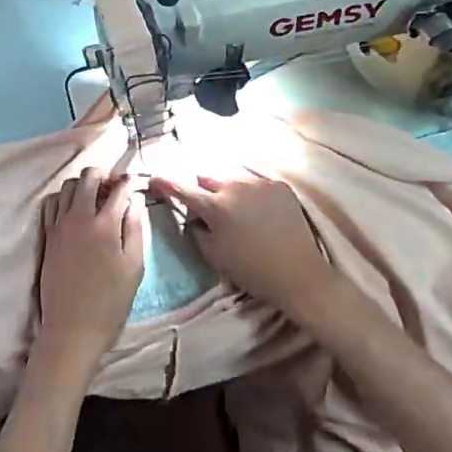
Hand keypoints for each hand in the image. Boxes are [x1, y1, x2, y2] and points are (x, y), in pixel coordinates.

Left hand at [35, 169, 143, 372]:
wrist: (72, 330)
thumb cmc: (110, 302)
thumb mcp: (134, 267)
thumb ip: (135, 229)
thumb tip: (134, 203)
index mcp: (104, 225)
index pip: (119, 188)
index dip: (129, 182)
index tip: (134, 185)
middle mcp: (79, 218)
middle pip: (88, 177)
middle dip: (104, 175)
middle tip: (114, 188)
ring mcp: (59, 225)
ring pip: (68, 186)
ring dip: (84, 185)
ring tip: (95, 199)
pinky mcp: (47, 236)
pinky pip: (52, 203)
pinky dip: (65, 198)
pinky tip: (75, 211)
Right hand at [147, 175, 340, 320]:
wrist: (299, 274)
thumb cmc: (251, 270)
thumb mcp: (213, 255)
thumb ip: (196, 230)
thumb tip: (194, 217)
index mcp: (215, 206)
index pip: (182, 189)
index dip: (165, 183)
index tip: (153, 178)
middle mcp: (235, 186)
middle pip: (207, 178)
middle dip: (201, 190)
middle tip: (207, 210)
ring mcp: (259, 182)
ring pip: (232, 177)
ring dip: (226, 190)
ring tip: (236, 211)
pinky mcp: (279, 185)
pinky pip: (255, 182)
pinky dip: (250, 192)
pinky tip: (258, 212)